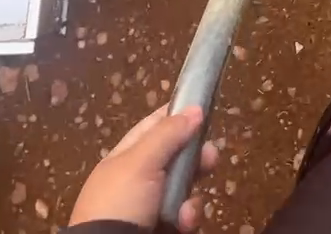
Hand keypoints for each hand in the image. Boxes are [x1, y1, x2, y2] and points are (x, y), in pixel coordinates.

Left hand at [69, 105, 220, 230]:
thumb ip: (168, 133)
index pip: (154, 126)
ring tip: (189, 203)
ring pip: (185, 185)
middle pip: (176, 155)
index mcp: (125, 158)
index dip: (177, 115)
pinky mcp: (164, 225)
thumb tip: (196, 108)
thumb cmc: (120, 202)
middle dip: (196, 155)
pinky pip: (184, 213)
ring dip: (193, 191)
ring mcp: (151, 205)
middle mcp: (139, 179)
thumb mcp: (140, 162)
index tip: (202, 109)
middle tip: (210, 157)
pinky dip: (188, 216)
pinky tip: (184, 220)